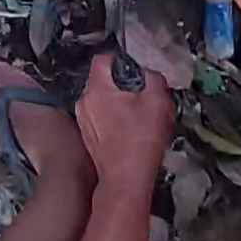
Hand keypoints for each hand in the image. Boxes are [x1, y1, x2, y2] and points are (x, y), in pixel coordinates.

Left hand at [75, 52, 173, 203]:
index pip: (103, 59)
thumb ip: (154, 79)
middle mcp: (84, 102)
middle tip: (142, 96)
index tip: (136, 71)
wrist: (125, 181)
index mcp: (97, 89)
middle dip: (123, 84)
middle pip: (103, 80)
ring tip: (138, 116)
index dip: (120, 60)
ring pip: (102, 99)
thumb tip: (148, 74)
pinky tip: (130, 131)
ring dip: (119, 102)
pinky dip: (113, 118)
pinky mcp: (87, 136)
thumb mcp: (158, 102)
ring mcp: (83, 120)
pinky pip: (100, 116)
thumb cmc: (140, 141)